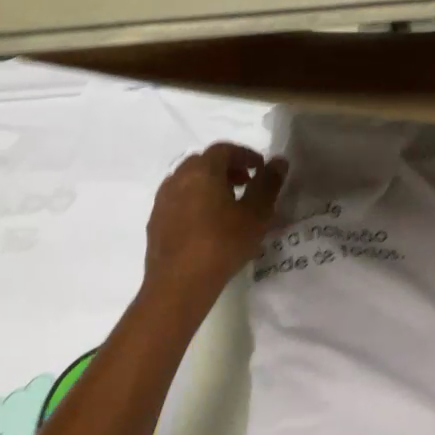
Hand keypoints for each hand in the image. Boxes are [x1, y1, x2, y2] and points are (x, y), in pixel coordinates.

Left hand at [143, 143, 287, 308]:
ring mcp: (162, 200)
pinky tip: (207, 225)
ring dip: (209, 185)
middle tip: (246, 185)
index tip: (261, 169)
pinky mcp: (155, 221)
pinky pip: (178, 200)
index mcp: (202, 171)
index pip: (224, 149)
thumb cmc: (223, 244)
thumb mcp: (256, 214)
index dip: (245, 155)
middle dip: (227, 168)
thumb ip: (268, 184)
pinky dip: (195, 201)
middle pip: (204, 162)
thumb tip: (279, 161)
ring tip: (228, 206)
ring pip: (188, 181)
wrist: (179, 284)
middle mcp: (177, 179)